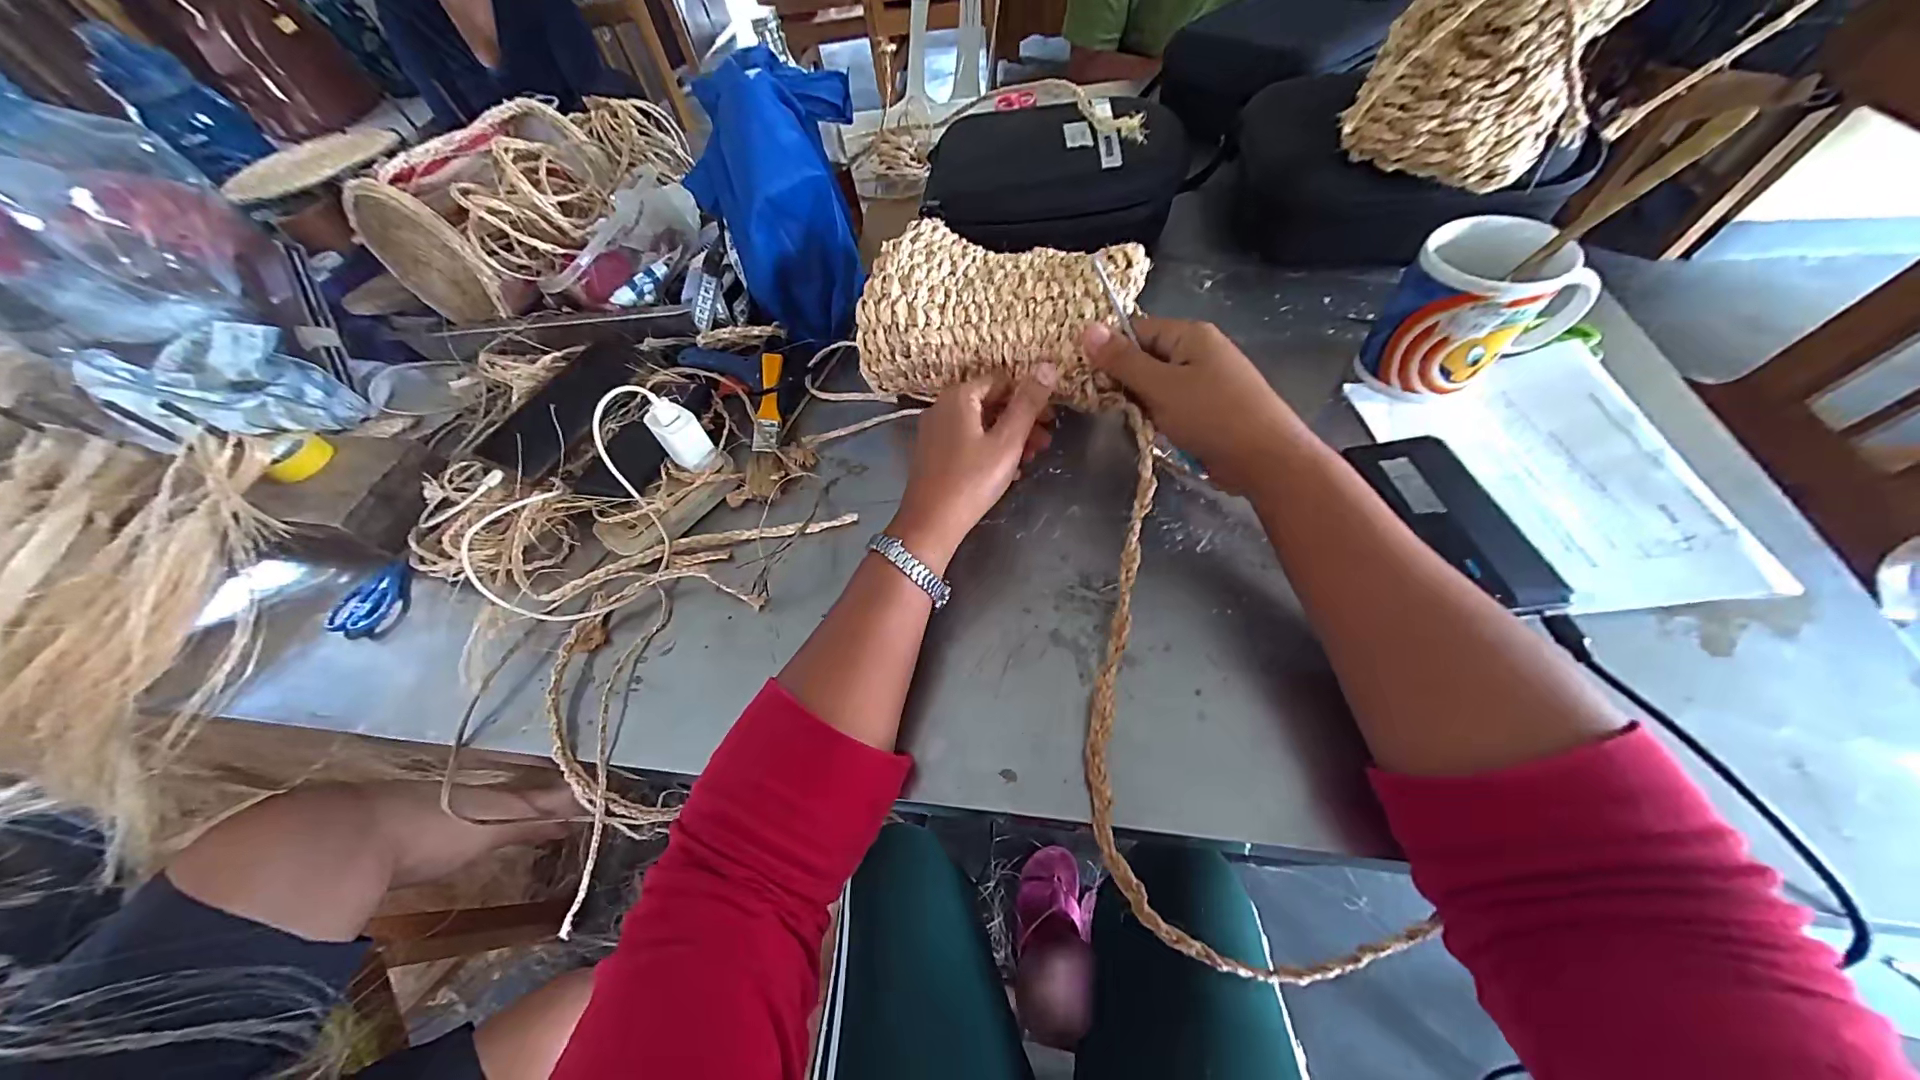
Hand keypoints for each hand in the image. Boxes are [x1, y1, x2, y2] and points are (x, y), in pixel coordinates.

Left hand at [889, 366, 1056, 572]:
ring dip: (1009, 438)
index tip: (1050, 420)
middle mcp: (942, 407)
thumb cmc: (972, 481)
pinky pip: (968, 442)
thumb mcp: (1007, 442)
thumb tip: (1048, 366)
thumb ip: (1028, 404)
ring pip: (981, 425)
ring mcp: (935, 431)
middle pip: (991, 403)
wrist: (930, 524)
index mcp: (959, 397)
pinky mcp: (934, 454)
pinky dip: (991, 450)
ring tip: (1031, 459)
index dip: (1030, 397)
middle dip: (1022, 420)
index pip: (1002, 380)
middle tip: (1045, 442)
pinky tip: (1008, 471)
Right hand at [1082, 318, 1303, 492]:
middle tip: (1110, 405)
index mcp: (1190, 334)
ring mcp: (1206, 380)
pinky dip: (1160, 417)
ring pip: (1157, 385)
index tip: (1089, 379)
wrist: (1266, 459)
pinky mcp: (1209, 407)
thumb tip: (1086, 330)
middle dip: (1126, 382)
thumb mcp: (1160, 387)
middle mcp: (1199, 350)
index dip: (1110, 352)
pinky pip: (1172, 404)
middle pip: (1145, 357)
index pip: (1135, 330)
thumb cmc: (1212, 416)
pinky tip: (1156, 432)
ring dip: (1142, 404)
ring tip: (1138, 421)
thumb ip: (1122, 361)